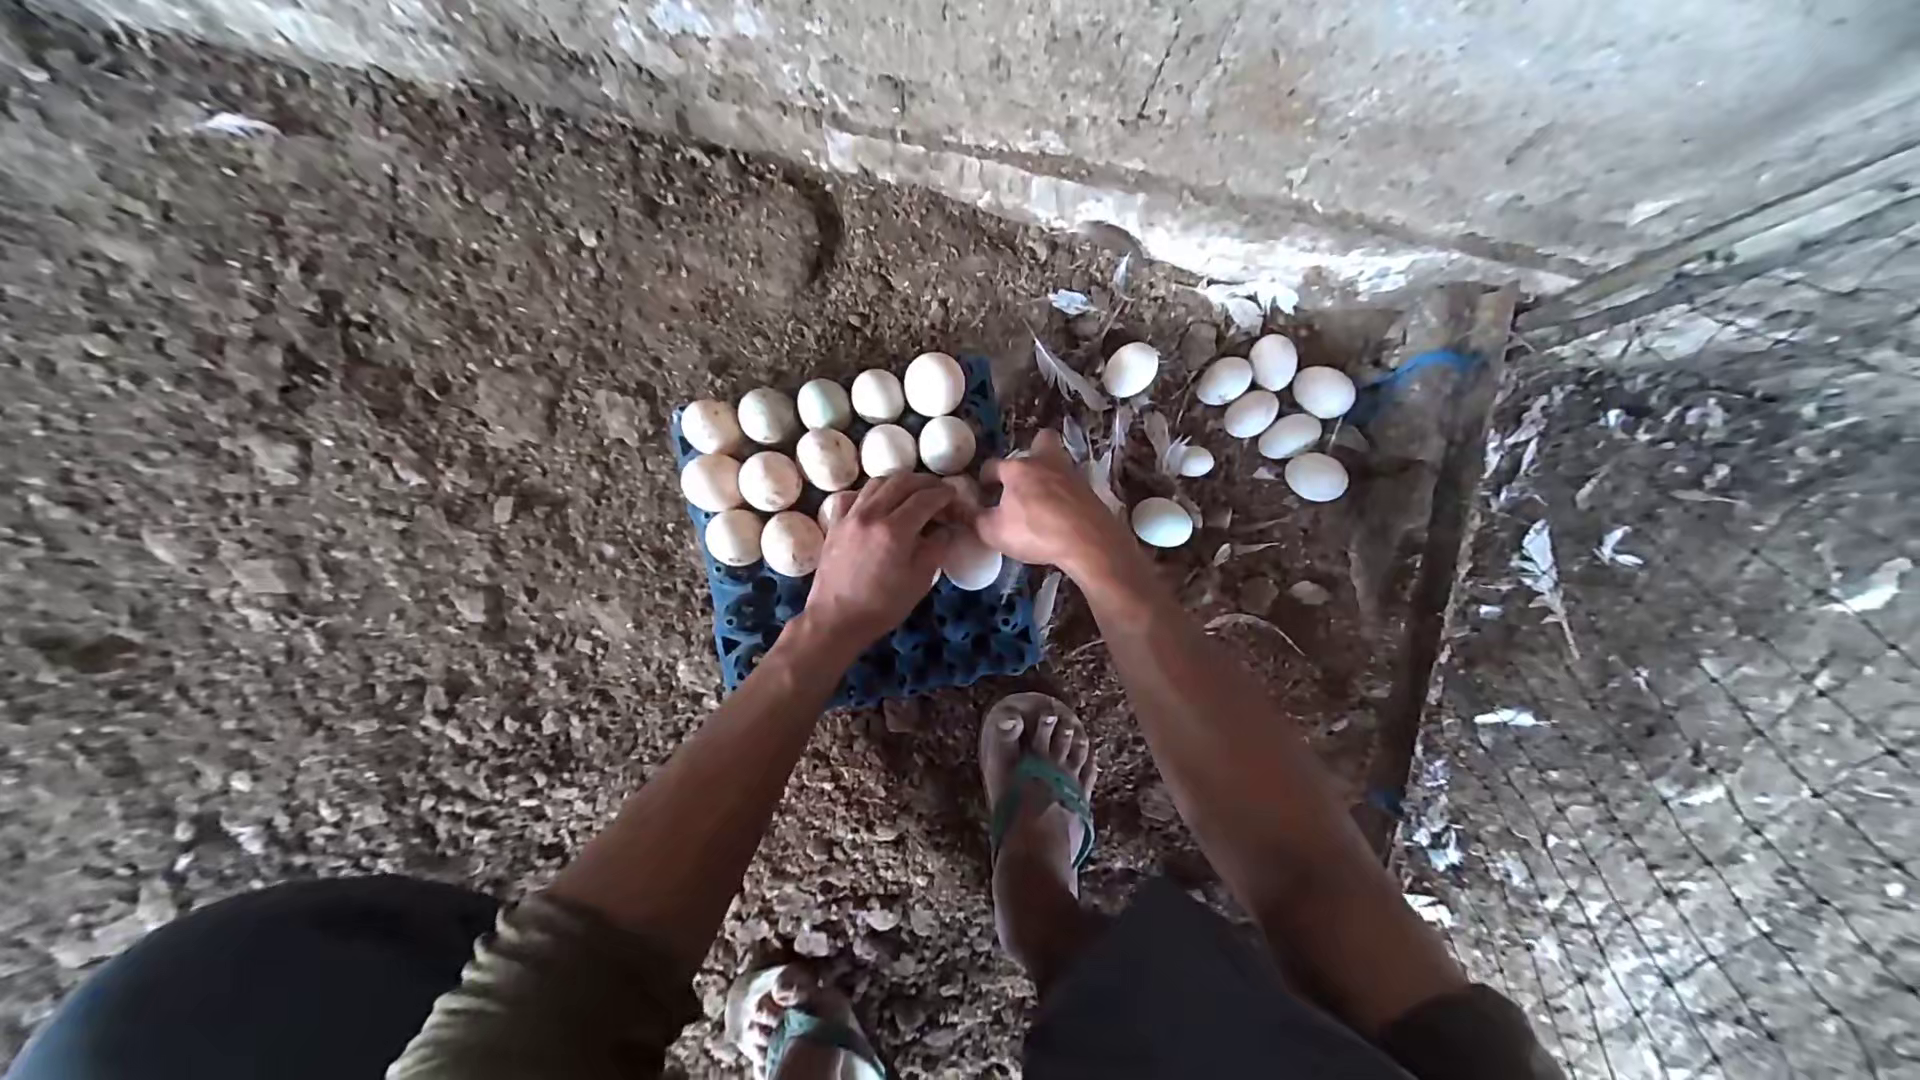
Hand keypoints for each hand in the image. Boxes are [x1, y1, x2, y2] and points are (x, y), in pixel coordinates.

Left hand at [798, 473, 953, 650]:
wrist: (836, 620)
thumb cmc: (883, 606)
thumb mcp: (920, 580)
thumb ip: (936, 548)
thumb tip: (945, 529)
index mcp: (895, 530)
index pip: (925, 498)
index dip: (943, 494)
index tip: (953, 495)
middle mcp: (871, 514)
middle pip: (901, 482)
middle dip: (924, 482)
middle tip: (937, 490)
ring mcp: (849, 517)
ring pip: (876, 483)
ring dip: (898, 483)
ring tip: (911, 493)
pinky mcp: (834, 524)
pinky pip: (852, 497)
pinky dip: (869, 493)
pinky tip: (877, 503)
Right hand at [976, 430, 1136, 581]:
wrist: (1088, 541)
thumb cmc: (1035, 532)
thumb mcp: (993, 531)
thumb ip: (973, 518)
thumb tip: (958, 509)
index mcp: (1017, 469)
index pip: (992, 465)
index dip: (984, 479)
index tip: (983, 492)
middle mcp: (1045, 463)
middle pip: (1041, 441)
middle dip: (1031, 452)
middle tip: (1023, 476)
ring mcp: (1071, 474)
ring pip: (1059, 462)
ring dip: (1049, 474)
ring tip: (1040, 498)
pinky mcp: (1090, 491)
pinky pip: (1071, 485)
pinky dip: (1064, 494)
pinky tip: (1059, 512)